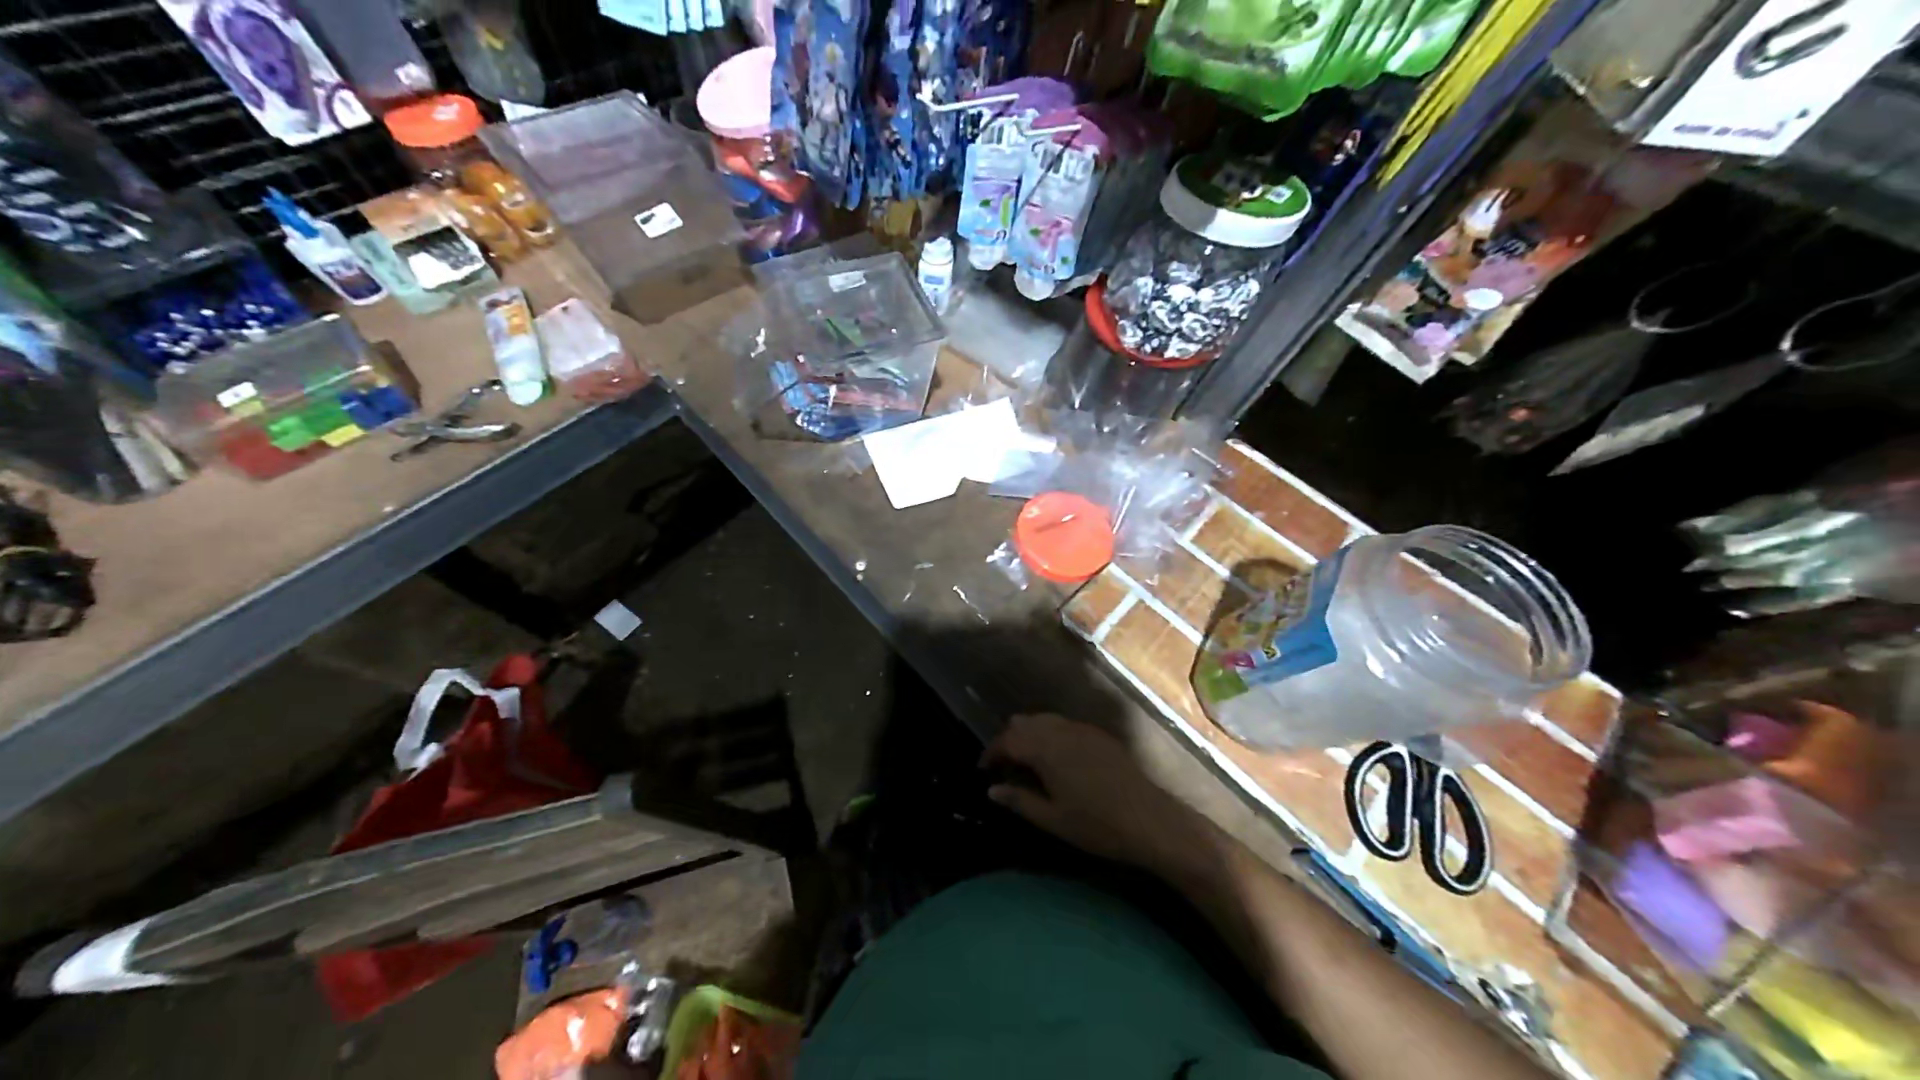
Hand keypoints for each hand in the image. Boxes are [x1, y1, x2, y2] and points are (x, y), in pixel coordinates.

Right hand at [982, 714, 1215, 881]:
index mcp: (1045, 748)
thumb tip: (992, 790)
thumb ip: (1019, 800)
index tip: (983, 769)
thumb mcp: (1052, 819)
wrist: (1151, 820)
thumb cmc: (1097, 825)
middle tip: (1003, 765)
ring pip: (1045, 720)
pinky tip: (1056, 758)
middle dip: (1009, 739)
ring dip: (1030, 734)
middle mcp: (1061, 730)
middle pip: (1024, 723)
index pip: (1007, 740)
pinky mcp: (1100, 736)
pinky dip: (1050, 734)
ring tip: (1026, 761)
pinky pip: (1064, 725)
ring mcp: (1083, 729)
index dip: (991, 752)